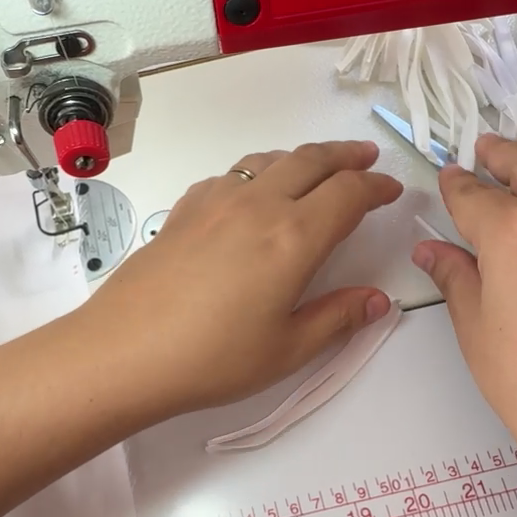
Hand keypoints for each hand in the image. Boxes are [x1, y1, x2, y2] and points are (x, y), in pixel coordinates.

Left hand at [80, 140, 401, 418]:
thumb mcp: (286, 350)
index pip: (348, 195)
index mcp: (294, 237)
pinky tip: (250, 192)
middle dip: (345, 156)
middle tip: (366, 160)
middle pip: (311, 161)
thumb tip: (377, 301)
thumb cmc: (212, 359)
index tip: (392, 192)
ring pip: (268, 160)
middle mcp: (258, 205)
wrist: (125, 352)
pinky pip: (229, 175)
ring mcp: (215, 202)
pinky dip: (255, 172)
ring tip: (316, 168)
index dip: (376, 189)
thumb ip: (336, 318)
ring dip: (301, 157)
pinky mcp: (183, 212)